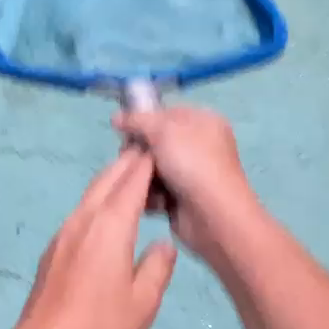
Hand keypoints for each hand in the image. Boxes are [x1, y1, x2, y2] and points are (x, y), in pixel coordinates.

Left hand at [0, 151, 177, 328]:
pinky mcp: (55, 247)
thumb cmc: (101, 325)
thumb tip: (163, 243)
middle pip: (108, 178)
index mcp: (111, 225)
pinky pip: (82, 211)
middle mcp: (85, 218)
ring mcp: (66, 231)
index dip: (147, 161)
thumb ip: (157, 267)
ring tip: (133, 179)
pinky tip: (109, 215)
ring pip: (92, 193)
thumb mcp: (144, 301)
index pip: (132, 180)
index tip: (162, 147)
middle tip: (151, 154)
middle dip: (129, 163)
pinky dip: (100, 200)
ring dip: (112, 180)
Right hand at [113, 106, 263, 260]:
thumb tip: (116, 117)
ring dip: (141, 174)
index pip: (166, 112)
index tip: (125, 130)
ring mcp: (192, 173)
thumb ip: (137, 120)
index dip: (144, 119)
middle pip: (156, 141)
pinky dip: (149, 194)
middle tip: (130, 157)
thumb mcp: (162, 130)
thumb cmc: (191, 163)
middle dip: (139, 150)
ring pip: (153, 166)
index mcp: (204, 121)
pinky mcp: (183, 198)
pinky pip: (157, 189)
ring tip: (136, 181)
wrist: (212, 215)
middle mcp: (200, 145)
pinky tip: (146, 199)